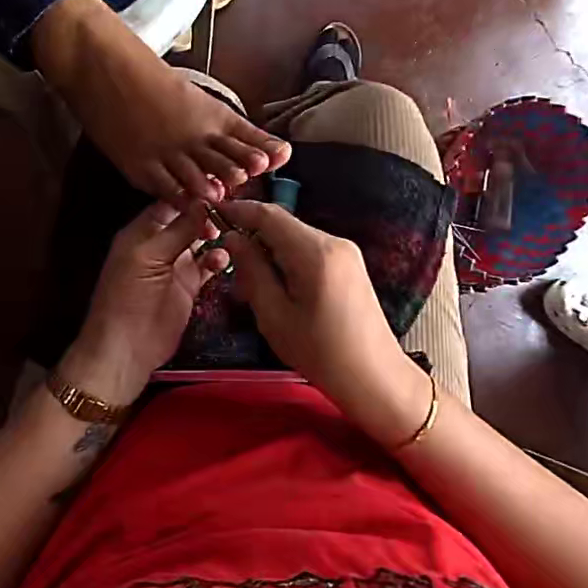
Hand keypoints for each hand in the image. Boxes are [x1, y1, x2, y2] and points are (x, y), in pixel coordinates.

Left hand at [67, 201, 231, 403]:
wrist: (126, 347)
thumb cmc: (128, 296)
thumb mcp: (149, 257)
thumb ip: (177, 230)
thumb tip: (203, 201)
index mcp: (141, 232)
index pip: (170, 203)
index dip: (193, 195)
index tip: (220, 185)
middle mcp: (159, 245)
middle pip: (188, 221)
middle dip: (209, 214)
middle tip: (234, 207)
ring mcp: (175, 266)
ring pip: (201, 242)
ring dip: (216, 236)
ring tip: (233, 232)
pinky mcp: (189, 287)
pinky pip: (208, 266)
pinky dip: (218, 260)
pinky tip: (224, 259)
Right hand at [218, 200, 432, 444]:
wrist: (375, 378)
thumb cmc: (321, 352)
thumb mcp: (274, 315)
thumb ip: (251, 270)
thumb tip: (233, 238)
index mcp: (314, 252)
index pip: (269, 215)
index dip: (237, 210)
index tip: (211, 213)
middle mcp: (333, 242)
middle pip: (282, 224)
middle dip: (251, 235)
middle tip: (228, 261)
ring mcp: (345, 251)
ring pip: (294, 236)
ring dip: (267, 249)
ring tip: (250, 282)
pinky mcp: (348, 264)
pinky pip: (308, 249)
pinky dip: (285, 258)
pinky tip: (276, 286)